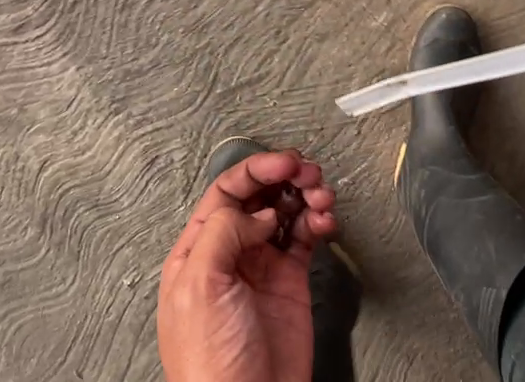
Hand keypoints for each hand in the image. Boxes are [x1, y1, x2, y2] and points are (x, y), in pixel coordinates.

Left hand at [158, 150, 338, 381]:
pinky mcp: (290, 280)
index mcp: (199, 251)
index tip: (285, 162)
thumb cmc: (211, 363)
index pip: (227, 191)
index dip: (257, 170)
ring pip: (286, 210)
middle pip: (260, 195)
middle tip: (308, 173)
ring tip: (322, 197)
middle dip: (286, 177)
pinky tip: (325, 220)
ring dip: (307, 194)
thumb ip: (224, 232)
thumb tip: (259, 211)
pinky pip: (306, 235)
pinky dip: (319, 220)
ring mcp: (262, 265)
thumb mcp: (200, 288)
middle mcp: (230, 252)